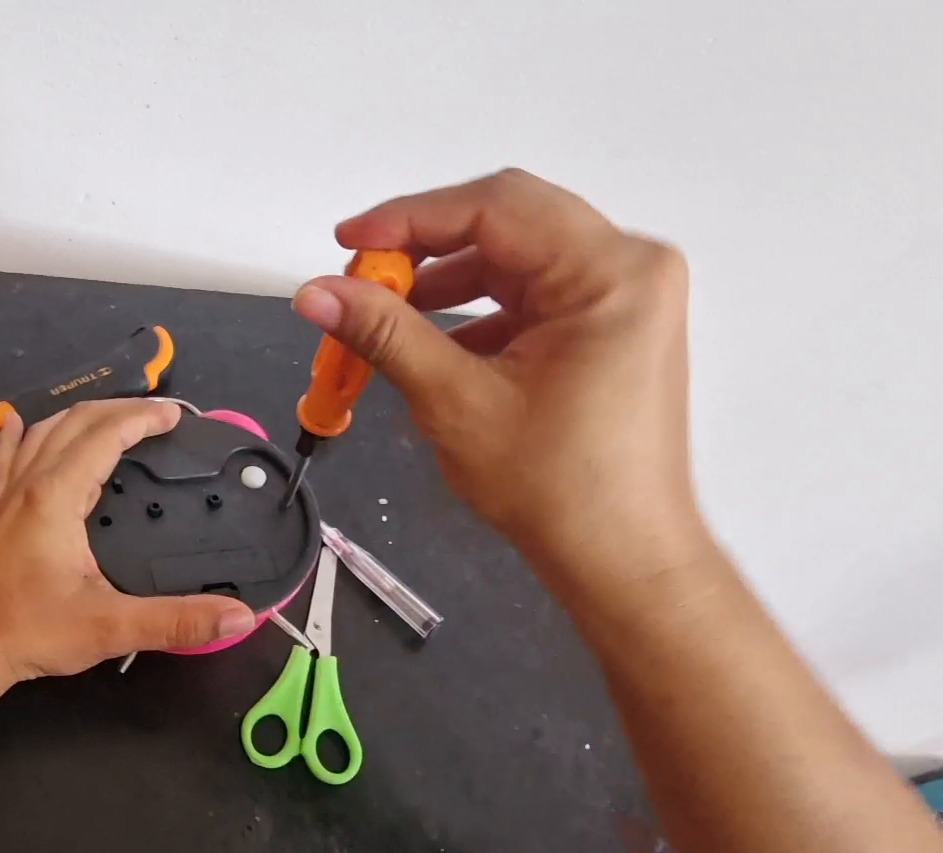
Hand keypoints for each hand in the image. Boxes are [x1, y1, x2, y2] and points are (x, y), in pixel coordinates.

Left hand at [0, 399, 256, 688]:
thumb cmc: (32, 632)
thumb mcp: (110, 627)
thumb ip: (176, 621)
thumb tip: (239, 616)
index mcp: (57, 496)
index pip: (105, 435)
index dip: (143, 419)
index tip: (178, 416)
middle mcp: (30, 485)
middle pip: (74, 424)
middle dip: (119, 410)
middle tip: (158, 415)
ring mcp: (8, 498)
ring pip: (42, 435)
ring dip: (80, 417)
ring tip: (112, 415)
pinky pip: (7, 460)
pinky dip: (20, 436)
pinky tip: (16, 422)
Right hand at [291, 169, 713, 592]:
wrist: (617, 554)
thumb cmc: (551, 486)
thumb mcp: (454, 401)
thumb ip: (383, 334)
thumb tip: (315, 294)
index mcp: (608, 272)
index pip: (495, 208)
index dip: (408, 218)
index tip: (347, 242)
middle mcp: (627, 267)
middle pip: (508, 224)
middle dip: (425, 249)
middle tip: (363, 278)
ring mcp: (622, 297)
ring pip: (515, 260)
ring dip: (446, 282)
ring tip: (388, 317)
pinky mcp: (606, 328)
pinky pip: (529, 297)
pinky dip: (475, 313)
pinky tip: (435, 346)